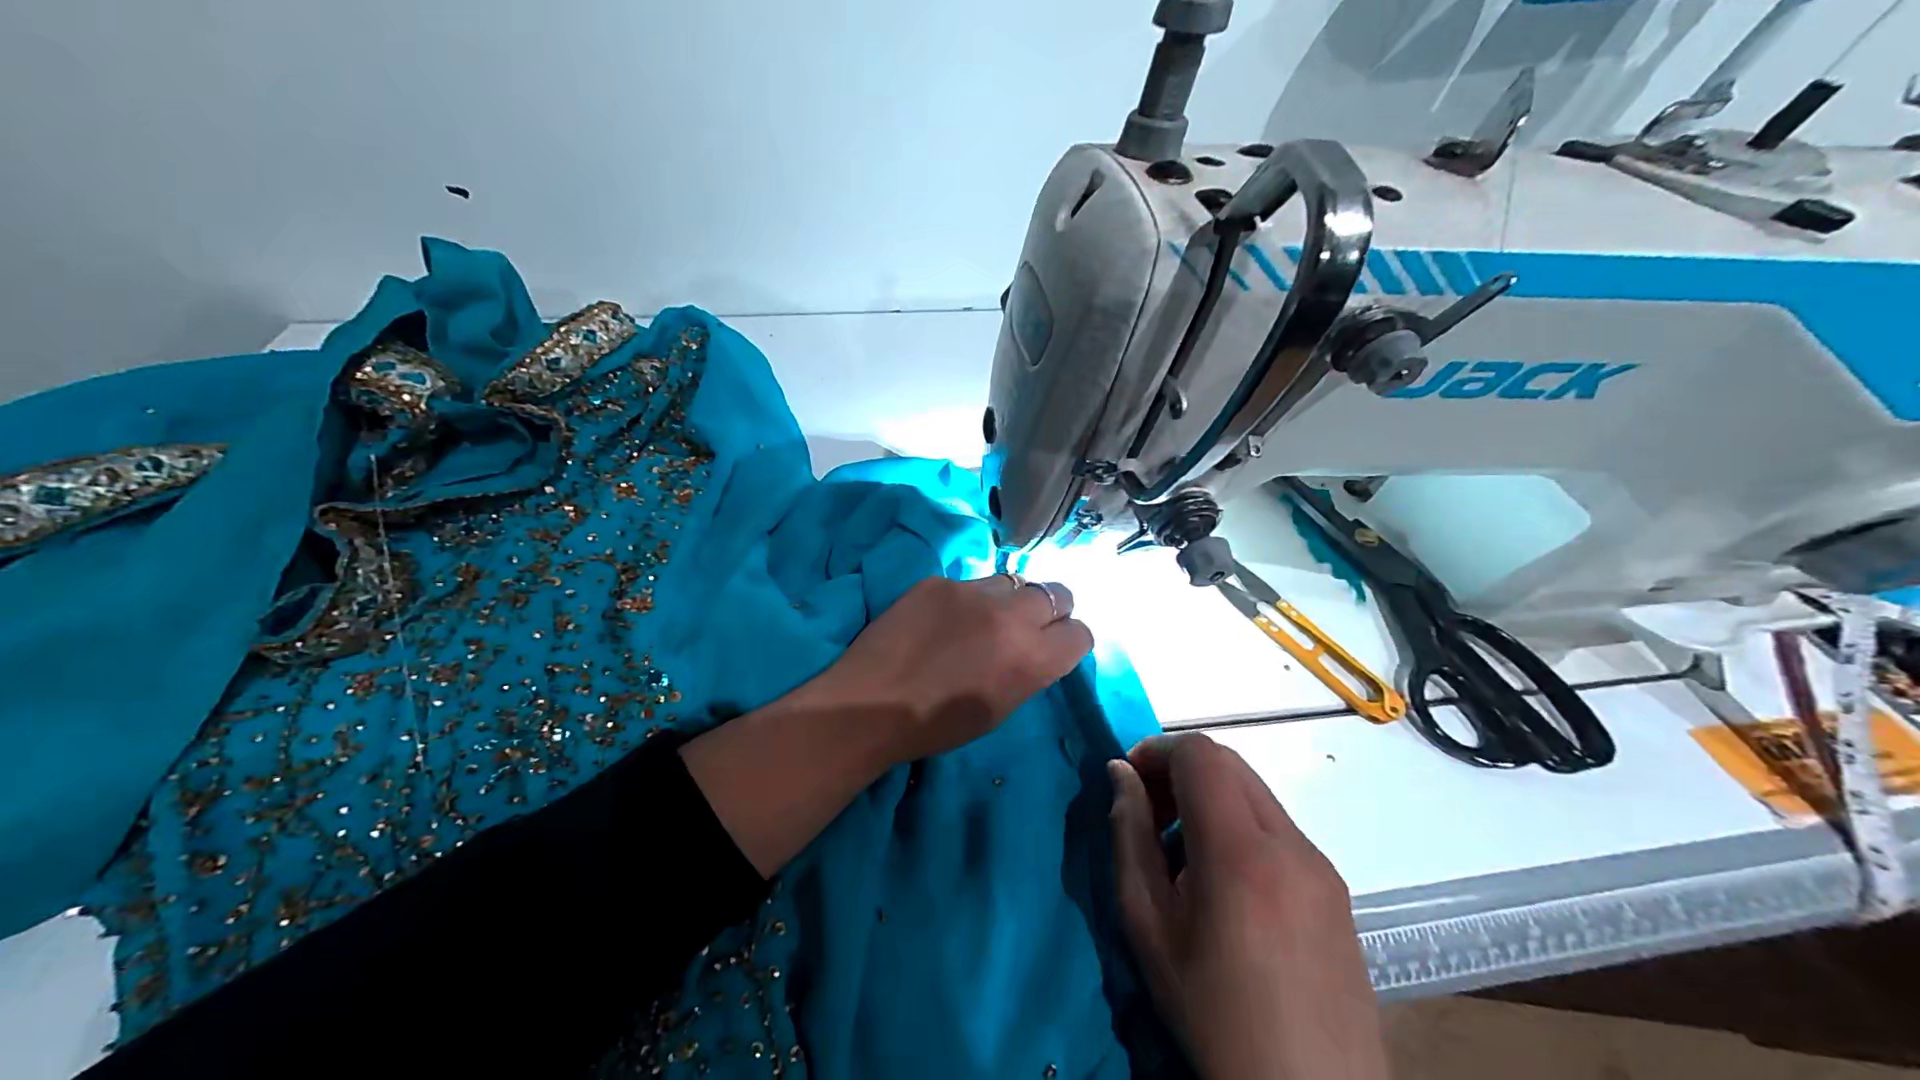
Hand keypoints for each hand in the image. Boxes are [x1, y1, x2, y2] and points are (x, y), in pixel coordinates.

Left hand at [788, 573, 1093, 766]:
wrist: (870, 704)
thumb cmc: (936, 725)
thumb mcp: (1000, 710)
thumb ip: (1029, 672)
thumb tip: (1039, 648)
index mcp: (1031, 658)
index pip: (1080, 632)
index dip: (1070, 640)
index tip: (1057, 646)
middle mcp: (1010, 616)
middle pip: (1055, 592)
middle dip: (1049, 610)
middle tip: (1026, 626)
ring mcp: (971, 592)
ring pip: (1011, 582)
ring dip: (1007, 600)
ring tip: (982, 620)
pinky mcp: (938, 581)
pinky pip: (968, 583)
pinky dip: (965, 600)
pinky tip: (941, 620)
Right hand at [1109, 735, 1388, 1079]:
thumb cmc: (1211, 1013)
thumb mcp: (1148, 927)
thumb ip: (1129, 838)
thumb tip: (1119, 775)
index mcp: (1241, 852)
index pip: (1199, 754)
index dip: (1156, 751)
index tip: (1128, 783)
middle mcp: (1290, 843)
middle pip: (1228, 763)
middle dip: (1179, 770)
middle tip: (1148, 814)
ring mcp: (1321, 863)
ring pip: (1254, 791)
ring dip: (1209, 796)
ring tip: (1182, 852)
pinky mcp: (1336, 887)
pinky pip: (1278, 826)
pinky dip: (1239, 824)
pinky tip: (1225, 882)